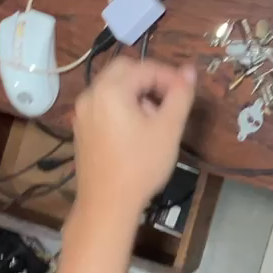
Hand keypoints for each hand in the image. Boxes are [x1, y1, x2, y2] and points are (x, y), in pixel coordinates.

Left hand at [69, 57, 196, 226]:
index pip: (145, 68)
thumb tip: (190, 71)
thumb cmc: (141, 165)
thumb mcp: (168, 128)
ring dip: (137, 92)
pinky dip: (123, 105)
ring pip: (113, 87)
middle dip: (151, 79)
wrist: (107, 204)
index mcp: (111, 91)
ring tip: (156, 118)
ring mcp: (83, 112)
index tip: (186, 92)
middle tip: (171, 99)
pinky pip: (105, 103)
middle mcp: (91, 95)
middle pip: (124, 71)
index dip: (169, 76)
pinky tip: (138, 129)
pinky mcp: (82, 128)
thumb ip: (180, 95)